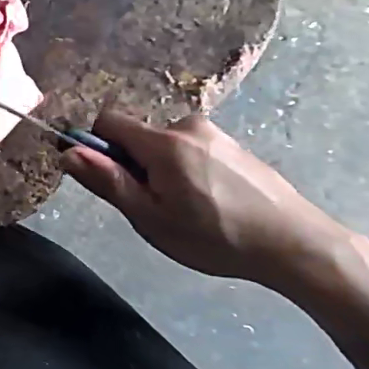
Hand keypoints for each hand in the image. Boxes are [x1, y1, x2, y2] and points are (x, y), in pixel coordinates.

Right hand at [57, 110, 362, 297]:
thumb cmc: (216, 237)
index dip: (95, 146)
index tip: (105, 177)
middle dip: (134, 165)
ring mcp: (216, 135)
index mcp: (163, 142)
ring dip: (162, 170)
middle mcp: (188, 127)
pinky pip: (191, 151)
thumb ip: (108, 181)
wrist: (300, 246)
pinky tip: (211, 205)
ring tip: (186, 210)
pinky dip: (187, 171)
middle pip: (138, 136)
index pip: (107, 122)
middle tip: (154, 206)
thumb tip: (69, 153)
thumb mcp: (150, 217)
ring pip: (165, 146)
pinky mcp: (235, 148)